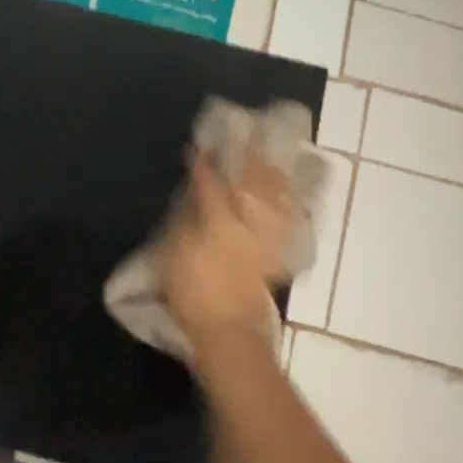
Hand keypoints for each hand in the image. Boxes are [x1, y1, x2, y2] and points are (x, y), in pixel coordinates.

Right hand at [162, 148, 291, 351]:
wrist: (227, 329)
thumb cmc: (192, 293)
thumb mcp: (174, 254)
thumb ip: (185, 221)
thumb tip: (195, 197)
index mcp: (218, 220)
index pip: (210, 183)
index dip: (203, 164)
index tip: (198, 147)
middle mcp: (248, 221)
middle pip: (251, 182)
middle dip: (249, 157)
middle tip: (248, 132)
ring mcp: (267, 236)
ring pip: (275, 196)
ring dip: (273, 173)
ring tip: (272, 153)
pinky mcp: (276, 253)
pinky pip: (288, 219)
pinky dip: (289, 203)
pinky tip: (288, 193)